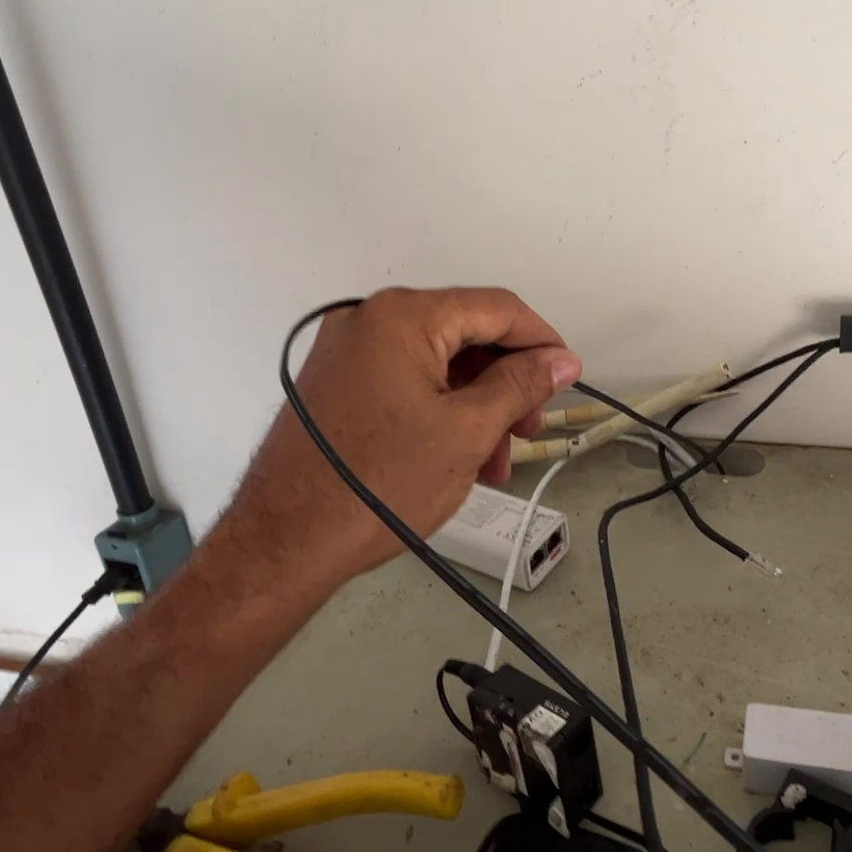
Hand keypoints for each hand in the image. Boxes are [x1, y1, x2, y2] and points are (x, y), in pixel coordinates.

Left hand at [230, 287, 581, 582]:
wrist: (284, 543)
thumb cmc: (377, 485)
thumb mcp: (467, 430)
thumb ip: (521, 385)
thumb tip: (560, 359)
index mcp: (402, 317)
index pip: (496, 308)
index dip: (542, 341)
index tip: (567, 376)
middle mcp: (370, 320)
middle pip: (467, 335)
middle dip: (508, 383)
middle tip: (528, 429)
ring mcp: (349, 352)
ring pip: (439, 364)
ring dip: (478, 405)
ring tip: (494, 460)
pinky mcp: (338, 384)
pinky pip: (408, 382)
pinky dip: (442, 411)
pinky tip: (460, 455)